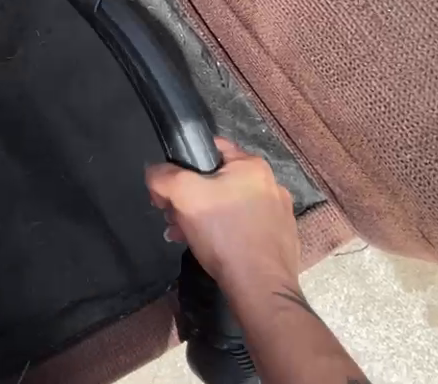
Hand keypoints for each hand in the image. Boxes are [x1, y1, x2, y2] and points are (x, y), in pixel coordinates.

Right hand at [145, 138, 298, 291]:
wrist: (260, 289)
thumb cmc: (223, 233)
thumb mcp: (180, 193)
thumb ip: (161, 175)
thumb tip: (156, 175)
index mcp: (253, 166)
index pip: (209, 148)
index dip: (181, 164)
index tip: (168, 187)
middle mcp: (271, 185)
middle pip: (216, 180)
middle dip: (189, 196)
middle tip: (172, 215)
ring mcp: (280, 215)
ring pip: (228, 205)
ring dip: (202, 216)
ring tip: (184, 234)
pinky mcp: (281, 241)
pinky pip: (243, 227)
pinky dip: (224, 233)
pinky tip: (209, 247)